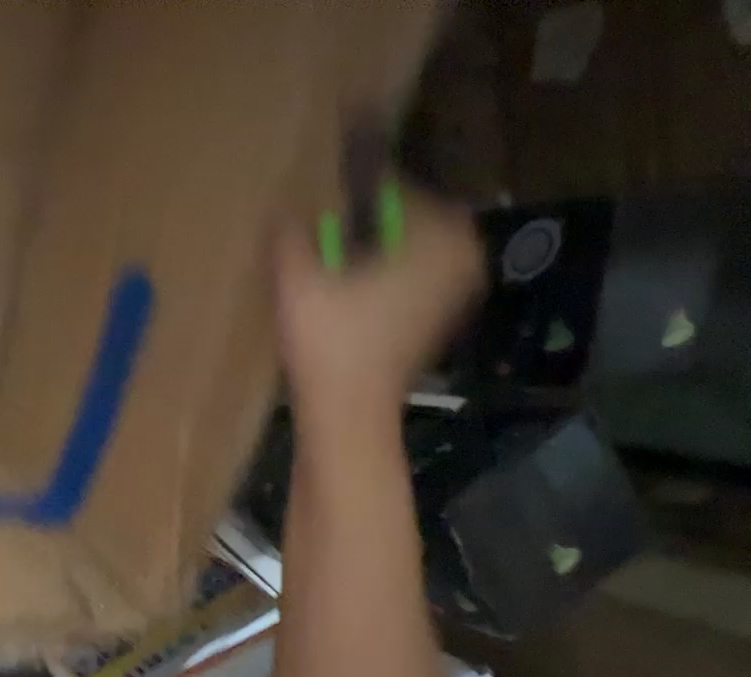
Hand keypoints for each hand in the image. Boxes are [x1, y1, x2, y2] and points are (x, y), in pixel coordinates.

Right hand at [274, 184, 484, 420]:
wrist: (347, 412)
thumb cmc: (331, 343)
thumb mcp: (298, 282)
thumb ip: (293, 238)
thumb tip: (289, 215)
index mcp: (441, 235)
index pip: (394, 190)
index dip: (353, 193)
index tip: (323, 200)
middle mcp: (462, 256)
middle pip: (403, 222)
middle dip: (366, 224)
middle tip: (325, 233)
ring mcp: (455, 291)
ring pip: (405, 252)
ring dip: (371, 253)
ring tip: (331, 264)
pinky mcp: (437, 319)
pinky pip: (408, 280)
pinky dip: (380, 280)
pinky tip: (345, 296)